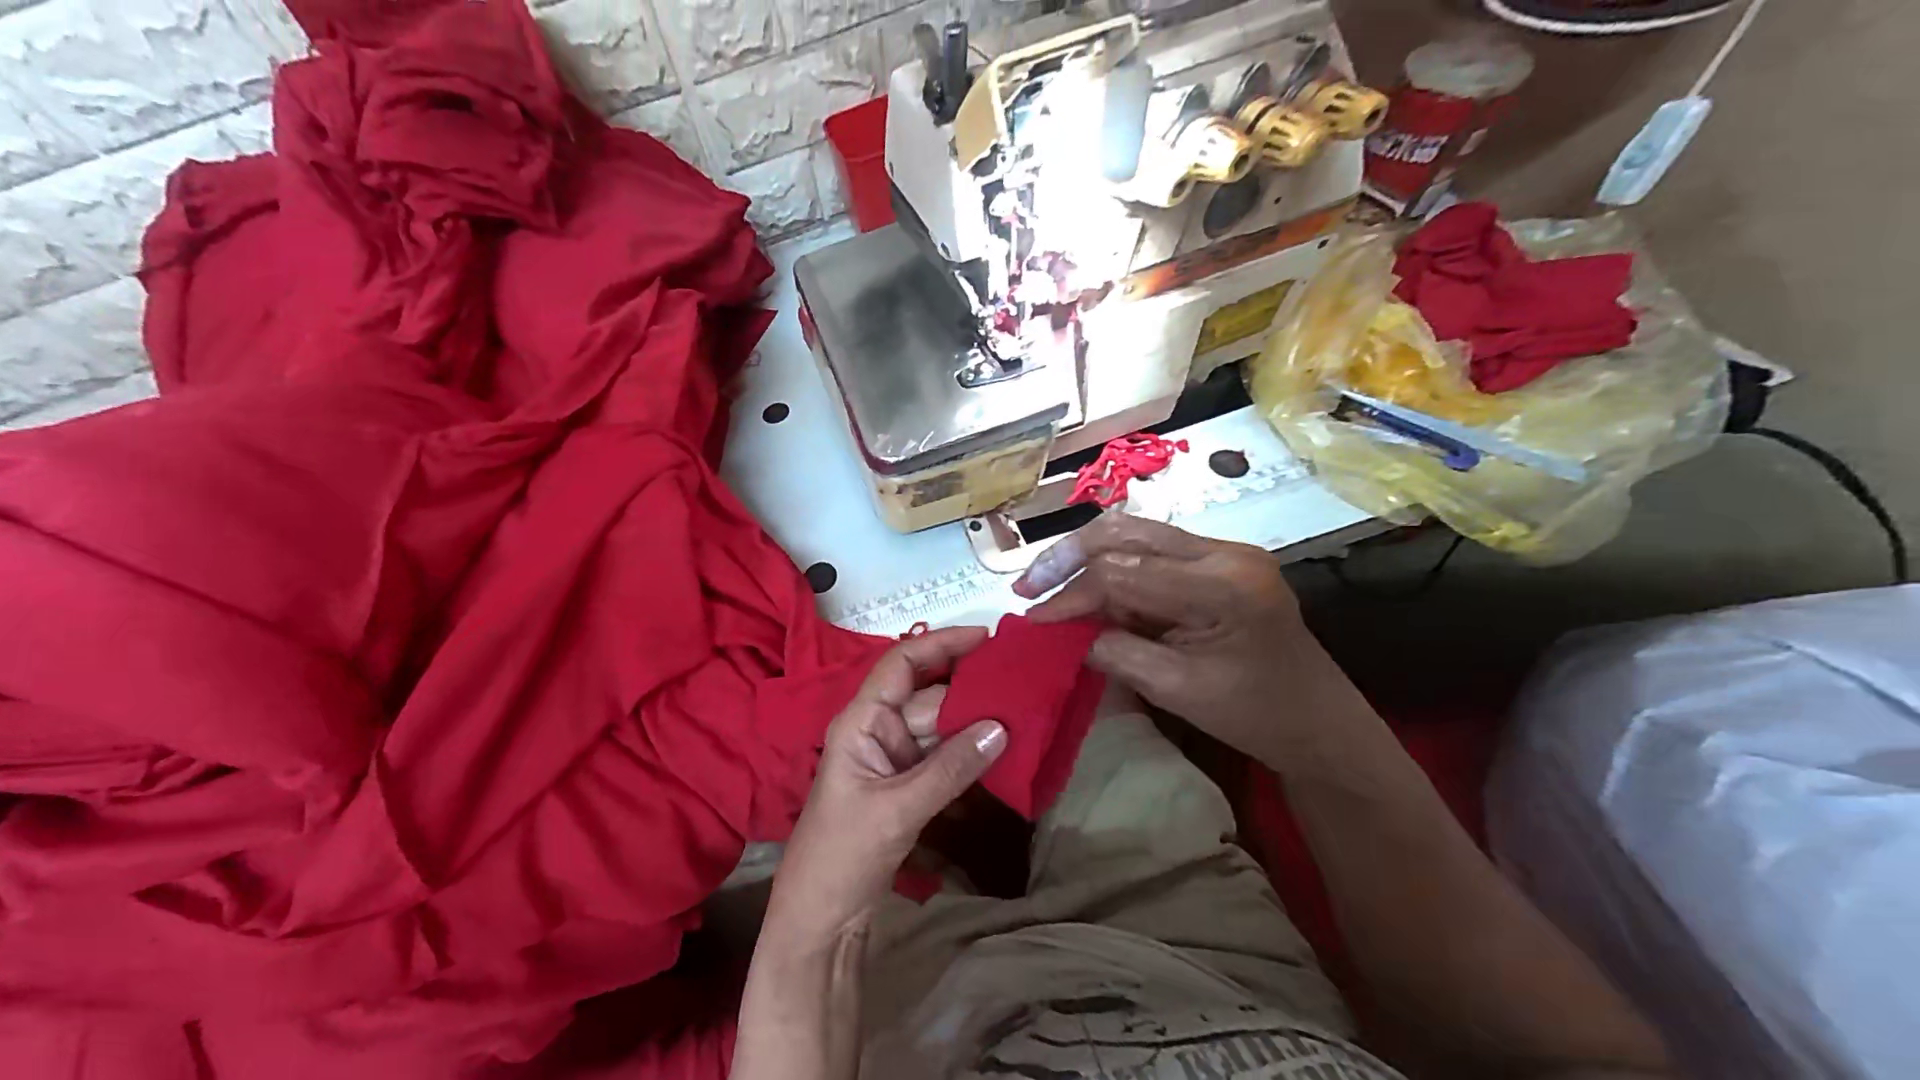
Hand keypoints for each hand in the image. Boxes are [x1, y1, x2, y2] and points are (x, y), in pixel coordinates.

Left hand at [765, 627, 1006, 944]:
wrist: (821, 921)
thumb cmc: (843, 855)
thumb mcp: (897, 809)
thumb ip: (949, 769)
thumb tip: (1001, 729)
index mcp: (862, 721)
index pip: (902, 664)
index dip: (941, 644)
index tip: (986, 636)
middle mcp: (879, 731)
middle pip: (931, 695)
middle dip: (973, 688)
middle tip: (1024, 682)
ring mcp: (896, 759)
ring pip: (942, 727)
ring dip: (978, 722)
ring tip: (1026, 711)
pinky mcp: (910, 786)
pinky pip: (946, 757)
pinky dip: (972, 753)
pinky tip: (1005, 750)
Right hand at [1013, 514, 1364, 766]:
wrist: (1318, 721)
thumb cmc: (1255, 716)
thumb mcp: (1177, 690)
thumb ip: (1116, 651)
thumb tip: (1066, 630)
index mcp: (1223, 584)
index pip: (1123, 572)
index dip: (1071, 595)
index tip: (1034, 620)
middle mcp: (1225, 551)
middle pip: (1127, 533)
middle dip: (1070, 558)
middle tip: (1029, 587)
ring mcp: (1225, 551)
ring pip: (1136, 534)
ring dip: (1088, 559)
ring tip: (1048, 585)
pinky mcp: (1220, 561)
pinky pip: (1153, 552)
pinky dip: (1115, 569)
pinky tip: (1091, 592)